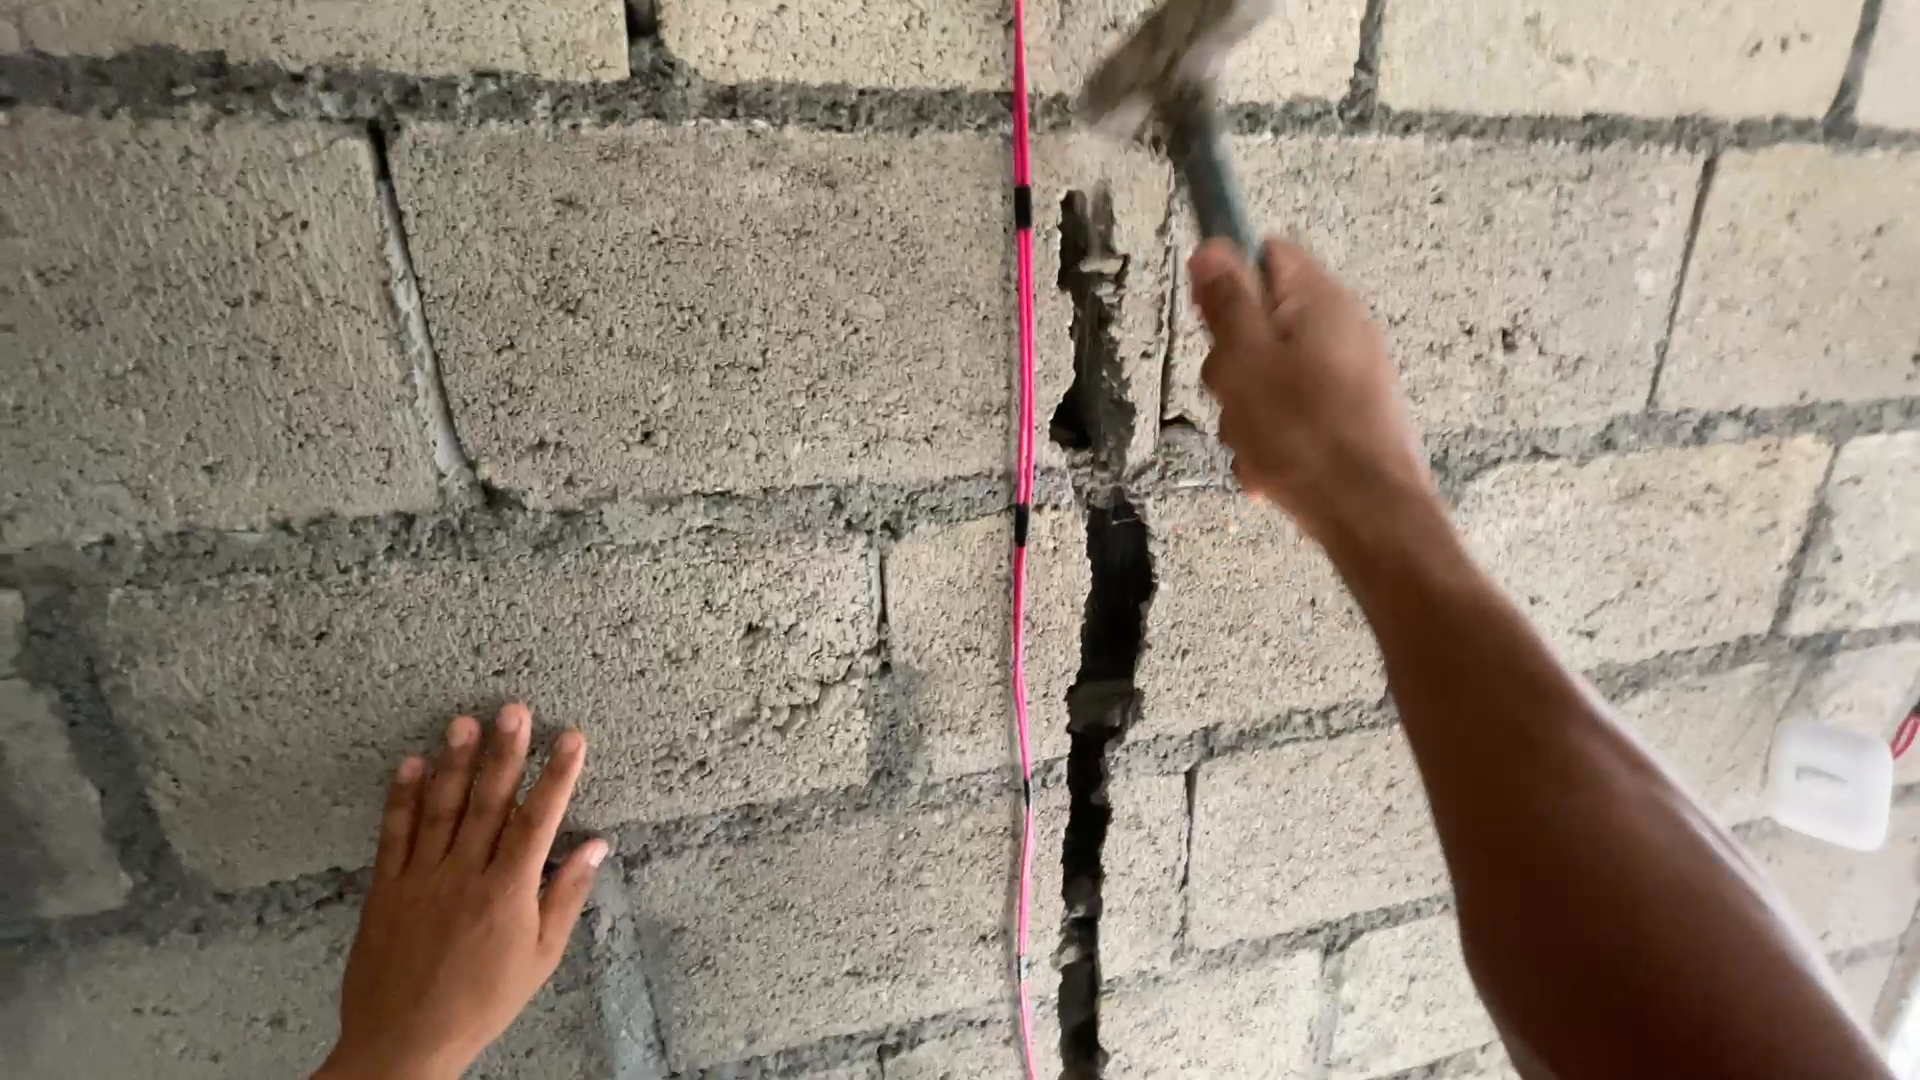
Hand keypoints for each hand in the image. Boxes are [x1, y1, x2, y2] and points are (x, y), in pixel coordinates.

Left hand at [315, 705, 607, 1079]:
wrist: (401, 1046)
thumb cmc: (483, 1001)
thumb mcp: (542, 956)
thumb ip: (567, 895)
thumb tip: (597, 846)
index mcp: (507, 891)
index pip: (538, 819)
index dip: (557, 775)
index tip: (571, 739)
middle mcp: (464, 876)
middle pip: (488, 803)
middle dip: (505, 753)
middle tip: (514, 711)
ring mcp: (421, 880)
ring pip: (441, 810)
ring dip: (454, 762)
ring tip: (464, 721)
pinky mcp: (386, 891)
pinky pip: (394, 836)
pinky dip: (402, 798)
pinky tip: (411, 764)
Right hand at [1190, 237, 1437, 547]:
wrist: (1367, 512)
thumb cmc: (1301, 432)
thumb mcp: (1245, 362)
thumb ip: (1226, 304)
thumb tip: (1211, 246)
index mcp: (1319, 300)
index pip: (1264, 254)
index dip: (1227, 284)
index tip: (1209, 329)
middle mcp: (1340, 327)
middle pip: (1260, 323)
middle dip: (1230, 363)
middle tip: (1232, 397)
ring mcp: (1347, 373)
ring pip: (1268, 376)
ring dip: (1245, 410)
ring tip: (1253, 443)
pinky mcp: (1347, 414)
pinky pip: (1291, 412)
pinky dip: (1271, 436)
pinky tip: (1269, 467)